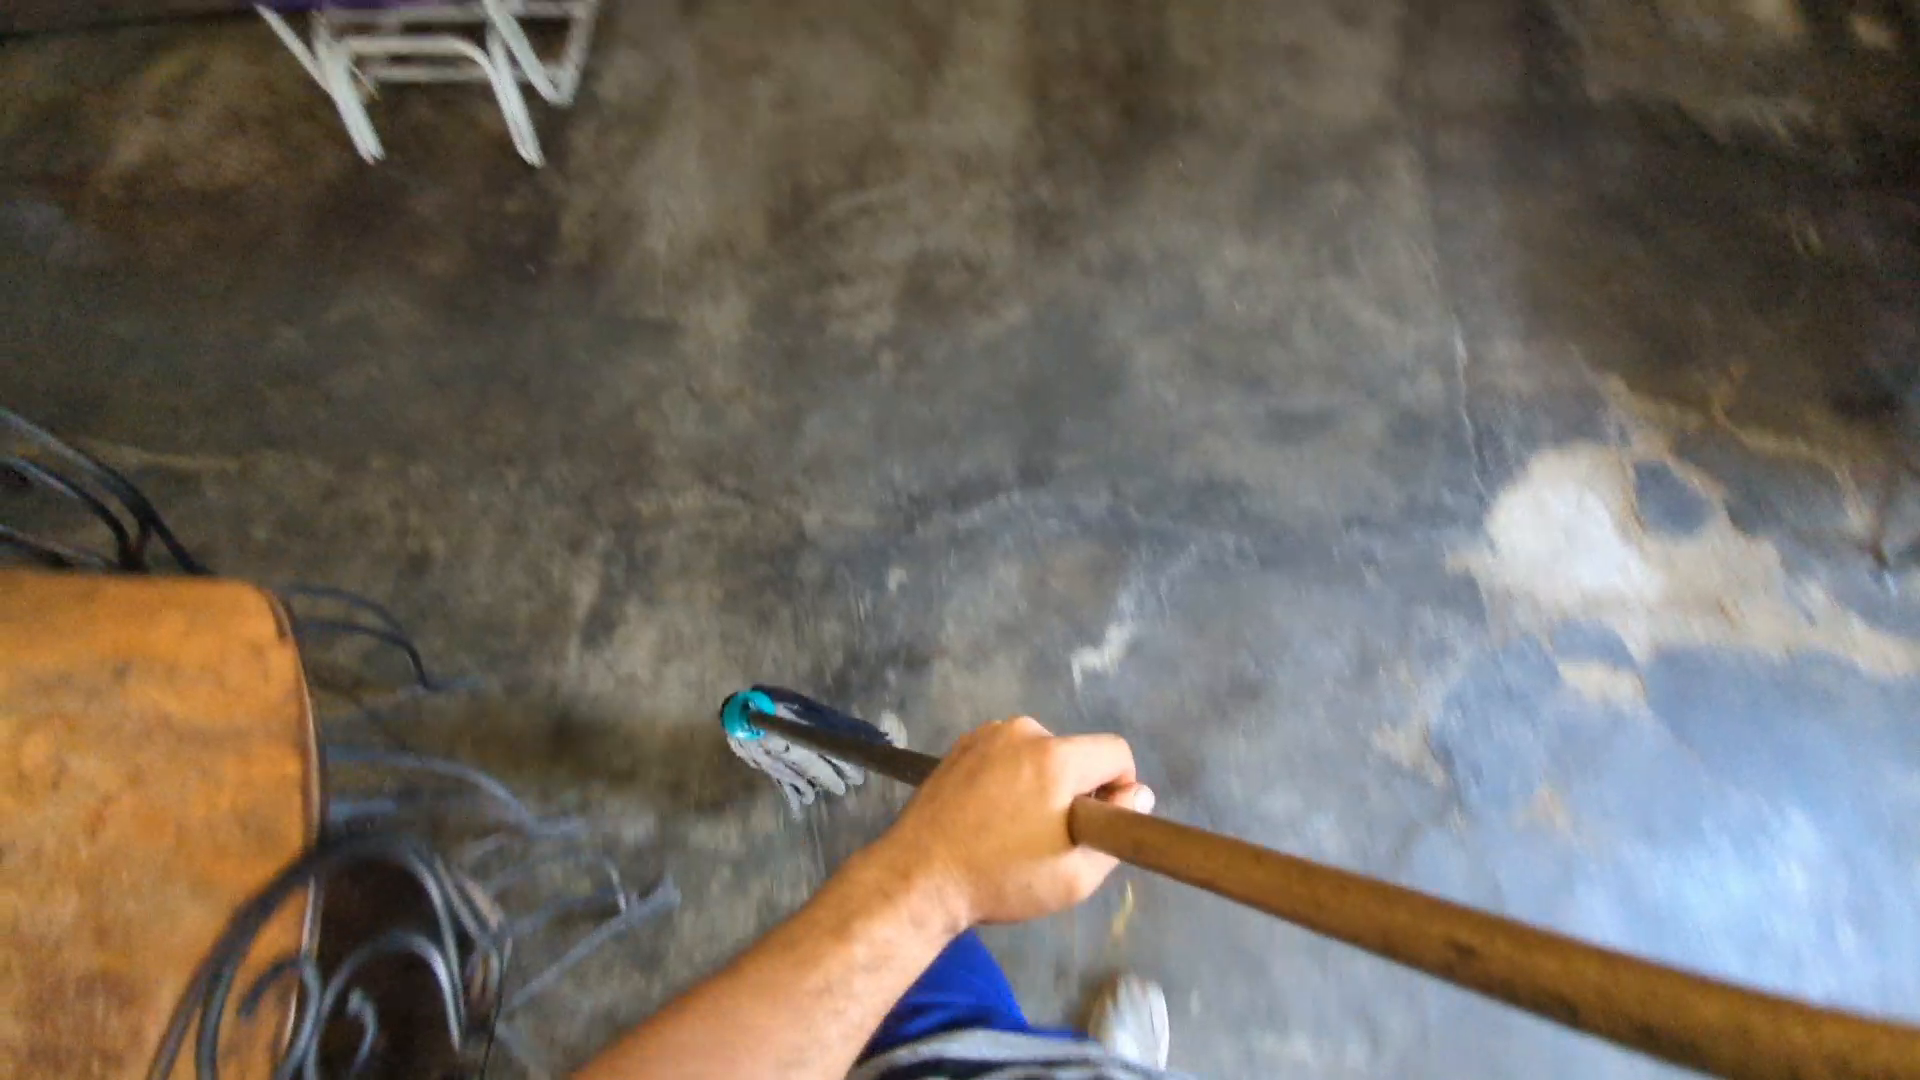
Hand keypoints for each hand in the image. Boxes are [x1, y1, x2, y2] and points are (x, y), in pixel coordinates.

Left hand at [875, 716, 1153, 929]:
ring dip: (1042, 781)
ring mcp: (988, 734)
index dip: (1120, 787)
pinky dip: (1011, 776)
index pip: (1116, 751)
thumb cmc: (1002, 878)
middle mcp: (1023, 731)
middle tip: (1050, 835)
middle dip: (1076, 787)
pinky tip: (989, 813)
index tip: (1099, 822)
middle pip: (1076, 752)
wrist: (920, 875)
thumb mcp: (1076, 875)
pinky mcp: (962, 744)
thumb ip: (1117, 829)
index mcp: (1056, 757)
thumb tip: (1137, 794)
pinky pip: (1008, 753)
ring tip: (1014, 828)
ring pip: (1041, 752)